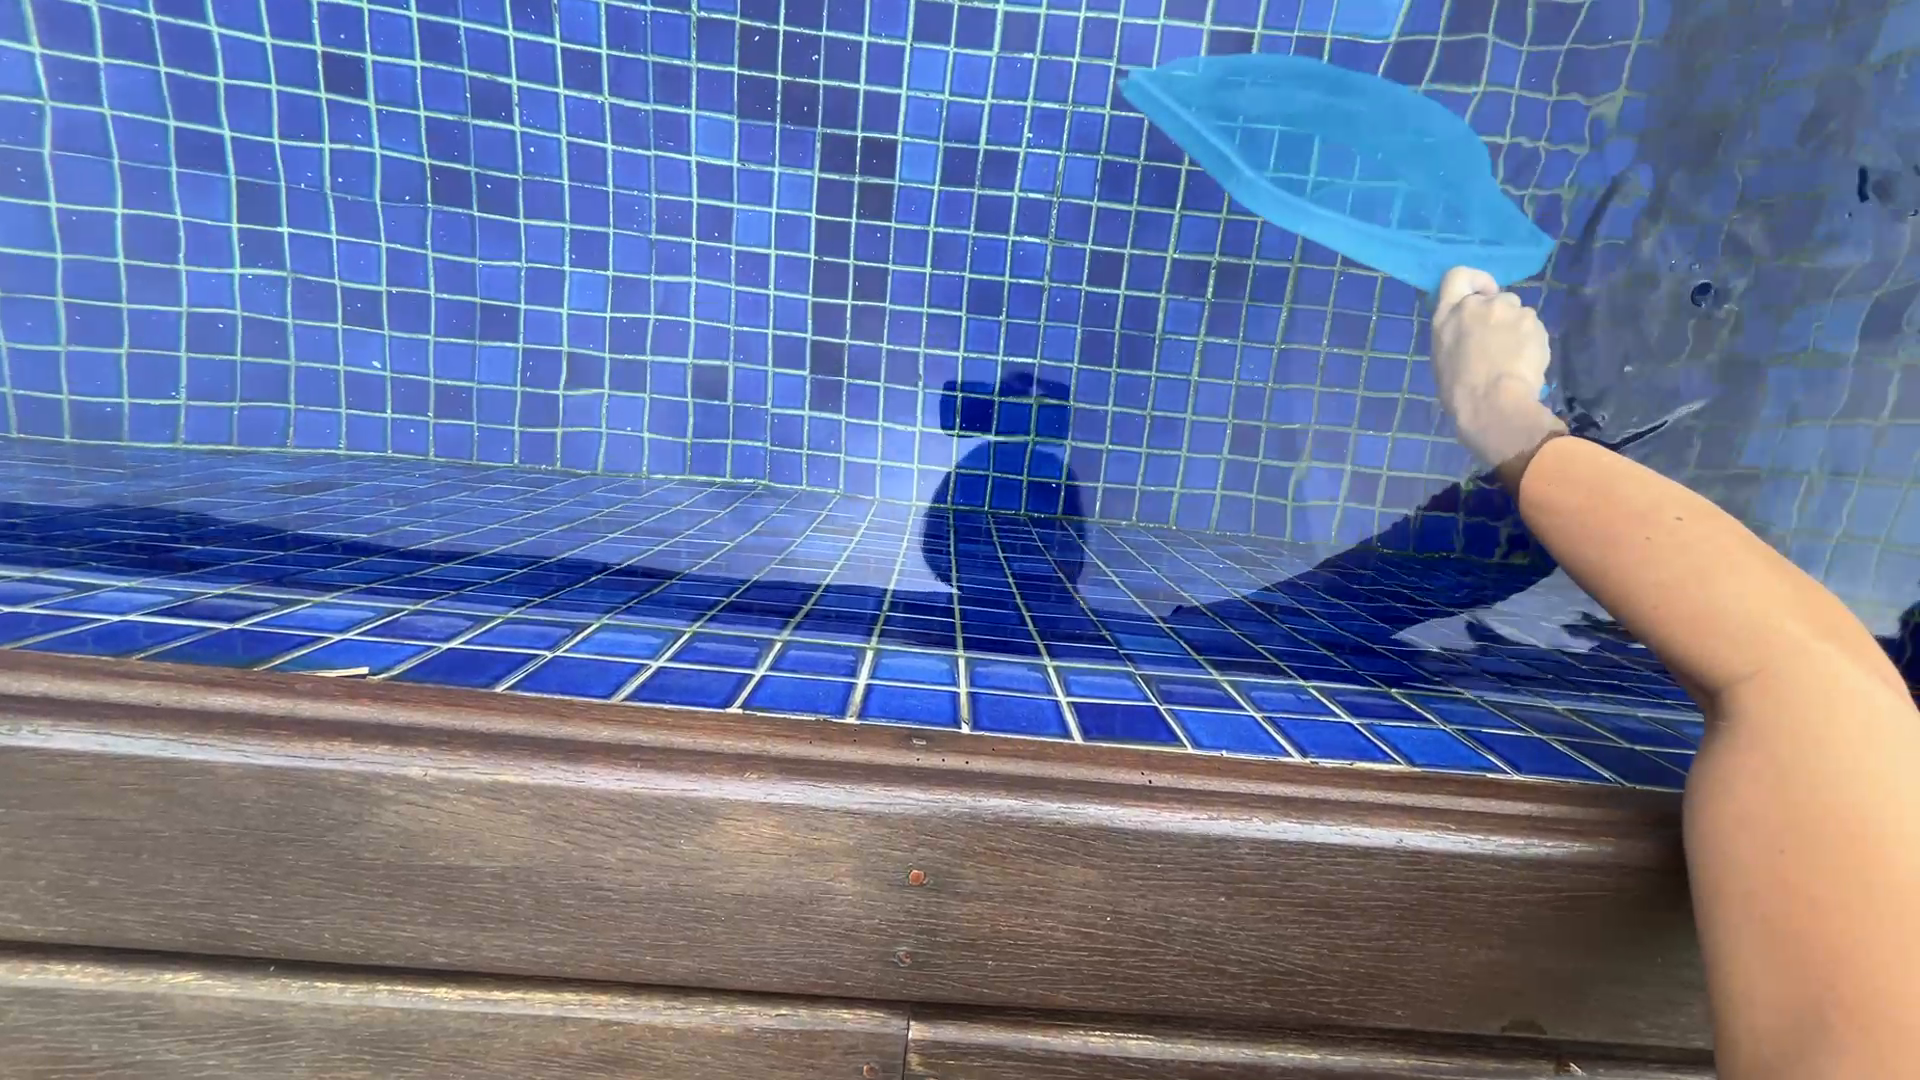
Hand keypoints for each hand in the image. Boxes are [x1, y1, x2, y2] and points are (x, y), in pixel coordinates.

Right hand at [1430, 267, 1566, 468]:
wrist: (1493, 404)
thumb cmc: (1458, 388)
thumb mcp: (1443, 354)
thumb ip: (1456, 331)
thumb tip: (1470, 328)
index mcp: (1448, 314)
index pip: (1458, 276)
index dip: (1473, 281)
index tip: (1479, 295)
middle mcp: (1480, 305)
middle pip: (1493, 296)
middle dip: (1496, 313)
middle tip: (1492, 342)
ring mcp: (1511, 312)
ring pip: (1516, 312)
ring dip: (1514, 327)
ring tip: (1509, 357)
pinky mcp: (1536, 323)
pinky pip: (1533, 326)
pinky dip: (1529, 340)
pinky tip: (1523, 362)